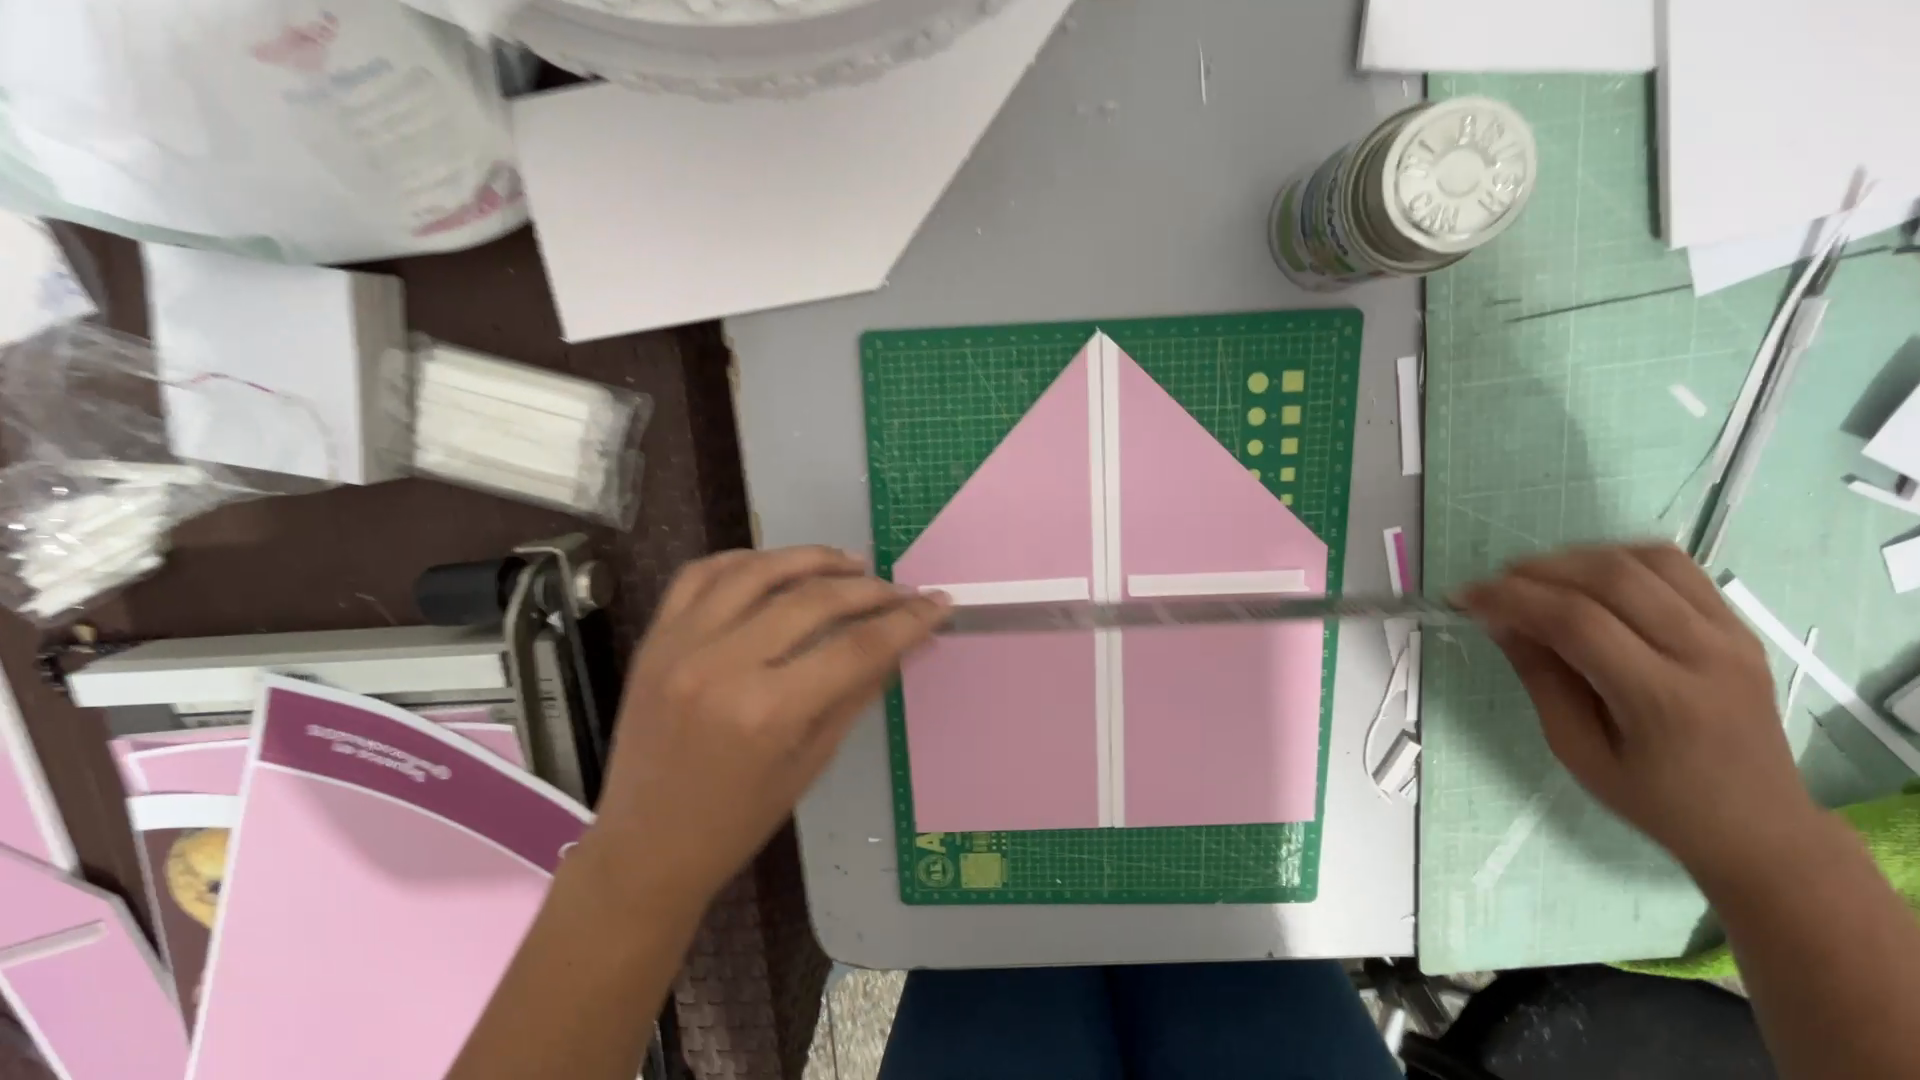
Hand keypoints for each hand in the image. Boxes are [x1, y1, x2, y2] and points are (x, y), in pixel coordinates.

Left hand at [583, 547, 949, 908]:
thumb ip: (856, 695)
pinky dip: (744, 560)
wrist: (645, 847)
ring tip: (849, 563)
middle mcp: (724, 666)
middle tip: (899, 589)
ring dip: (811, 559)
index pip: (856, 647)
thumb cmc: (738, 822)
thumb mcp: (810, 765)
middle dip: (868, 589)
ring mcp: (681, 646)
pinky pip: (700, 575)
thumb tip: (900, 646)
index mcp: (769, 712)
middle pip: (813, 600)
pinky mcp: (655, 639)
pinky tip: (777, 566)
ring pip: (757, 572)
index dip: (905, 621)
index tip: (936, 604)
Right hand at [1457, 543, 1817, 884]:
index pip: (1576, 621)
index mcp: (1662, 699)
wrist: (1759, 826)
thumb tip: (1499, 621)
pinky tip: (1588, 579)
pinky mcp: (1740, 626)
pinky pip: (1677, 568)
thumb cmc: (1656, 801)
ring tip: (1537, 579)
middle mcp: (1706, 654)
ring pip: (1646, 560)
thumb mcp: (1578, 751)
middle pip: (1612, 578)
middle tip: (1494, 586)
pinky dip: (1621, 560)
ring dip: (1579, 558)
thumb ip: (1540, 679)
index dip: (1512, 599)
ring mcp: (1731, 635)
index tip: (1465, 598)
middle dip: (1538, 571)